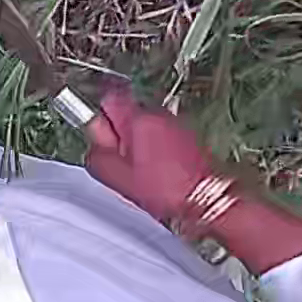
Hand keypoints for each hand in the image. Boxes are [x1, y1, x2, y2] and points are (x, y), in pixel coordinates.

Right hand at [83, 89, 215, 222]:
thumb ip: (96, 153)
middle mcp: (160, 115)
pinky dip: (153, 152)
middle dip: (117, 135)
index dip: (99, 119)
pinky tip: (155, 173)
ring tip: (139, 171)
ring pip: (143, 128)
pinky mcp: (188, 139)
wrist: (208, 201)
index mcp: (139, 119)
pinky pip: (160, 138)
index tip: (99, 138)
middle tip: (120, 161)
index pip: (109, 99)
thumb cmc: (166, 188)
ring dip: (136, 145)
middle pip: (126, 114)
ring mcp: (177, 126)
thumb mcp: (115, 175)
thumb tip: (92, 145)